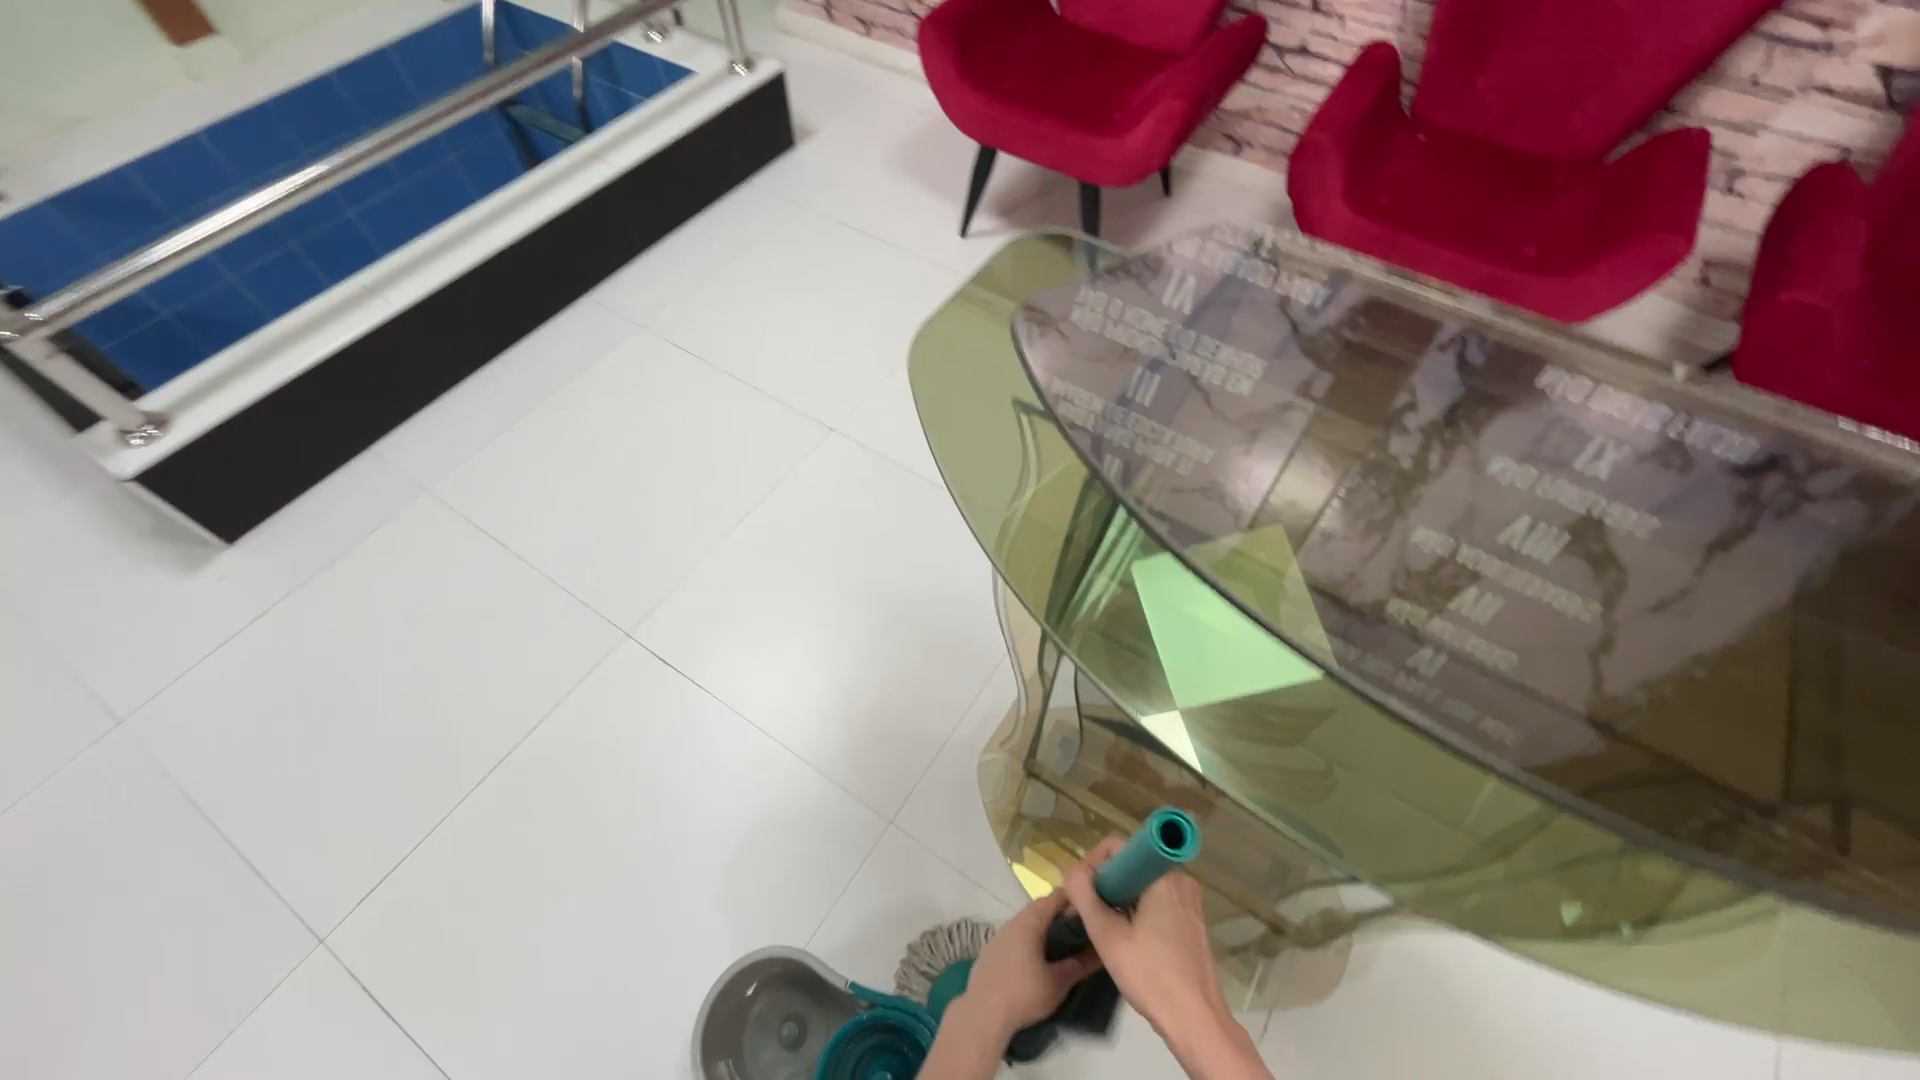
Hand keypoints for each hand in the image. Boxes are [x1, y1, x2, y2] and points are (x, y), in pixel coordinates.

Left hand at [952, 888, 1102, 1038]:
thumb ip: (1080, 964)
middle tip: (1082, 929)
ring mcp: (999, 936)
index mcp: (1029, 922)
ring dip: (1044, 930)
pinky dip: (1030, 941)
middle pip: (1040, 910)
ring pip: (1026, 924)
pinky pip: (1016, 938)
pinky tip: (1037, 959)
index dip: (1075, 900)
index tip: (1091, 908)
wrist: (982, 1014)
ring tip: (1064, 944)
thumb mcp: (1058, 982)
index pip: (1055, 898)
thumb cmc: (1024, 993)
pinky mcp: (991, 952)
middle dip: (1061, 916)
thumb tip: (1102, 952)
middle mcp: (1012, 922)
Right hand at [1061, 838, 1232, 1044]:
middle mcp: (1181, 880)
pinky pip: (1159, 901)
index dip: (1094, 863)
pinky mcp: (1194, 921)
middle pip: (1131, 865)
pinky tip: (1130, 940)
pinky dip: (1140, 911)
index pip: (1119, 846)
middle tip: (1090, 913)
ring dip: (1122, 900)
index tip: (1083, 891)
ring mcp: (1191, 901)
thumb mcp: (1106, 934)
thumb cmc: (1150, 975)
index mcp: (1163, 876)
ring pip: (1144, 885)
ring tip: (1107, 929)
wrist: (1195, 1020)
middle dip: (1107, 884)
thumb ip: (1084, 895)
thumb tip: (1071, 870)